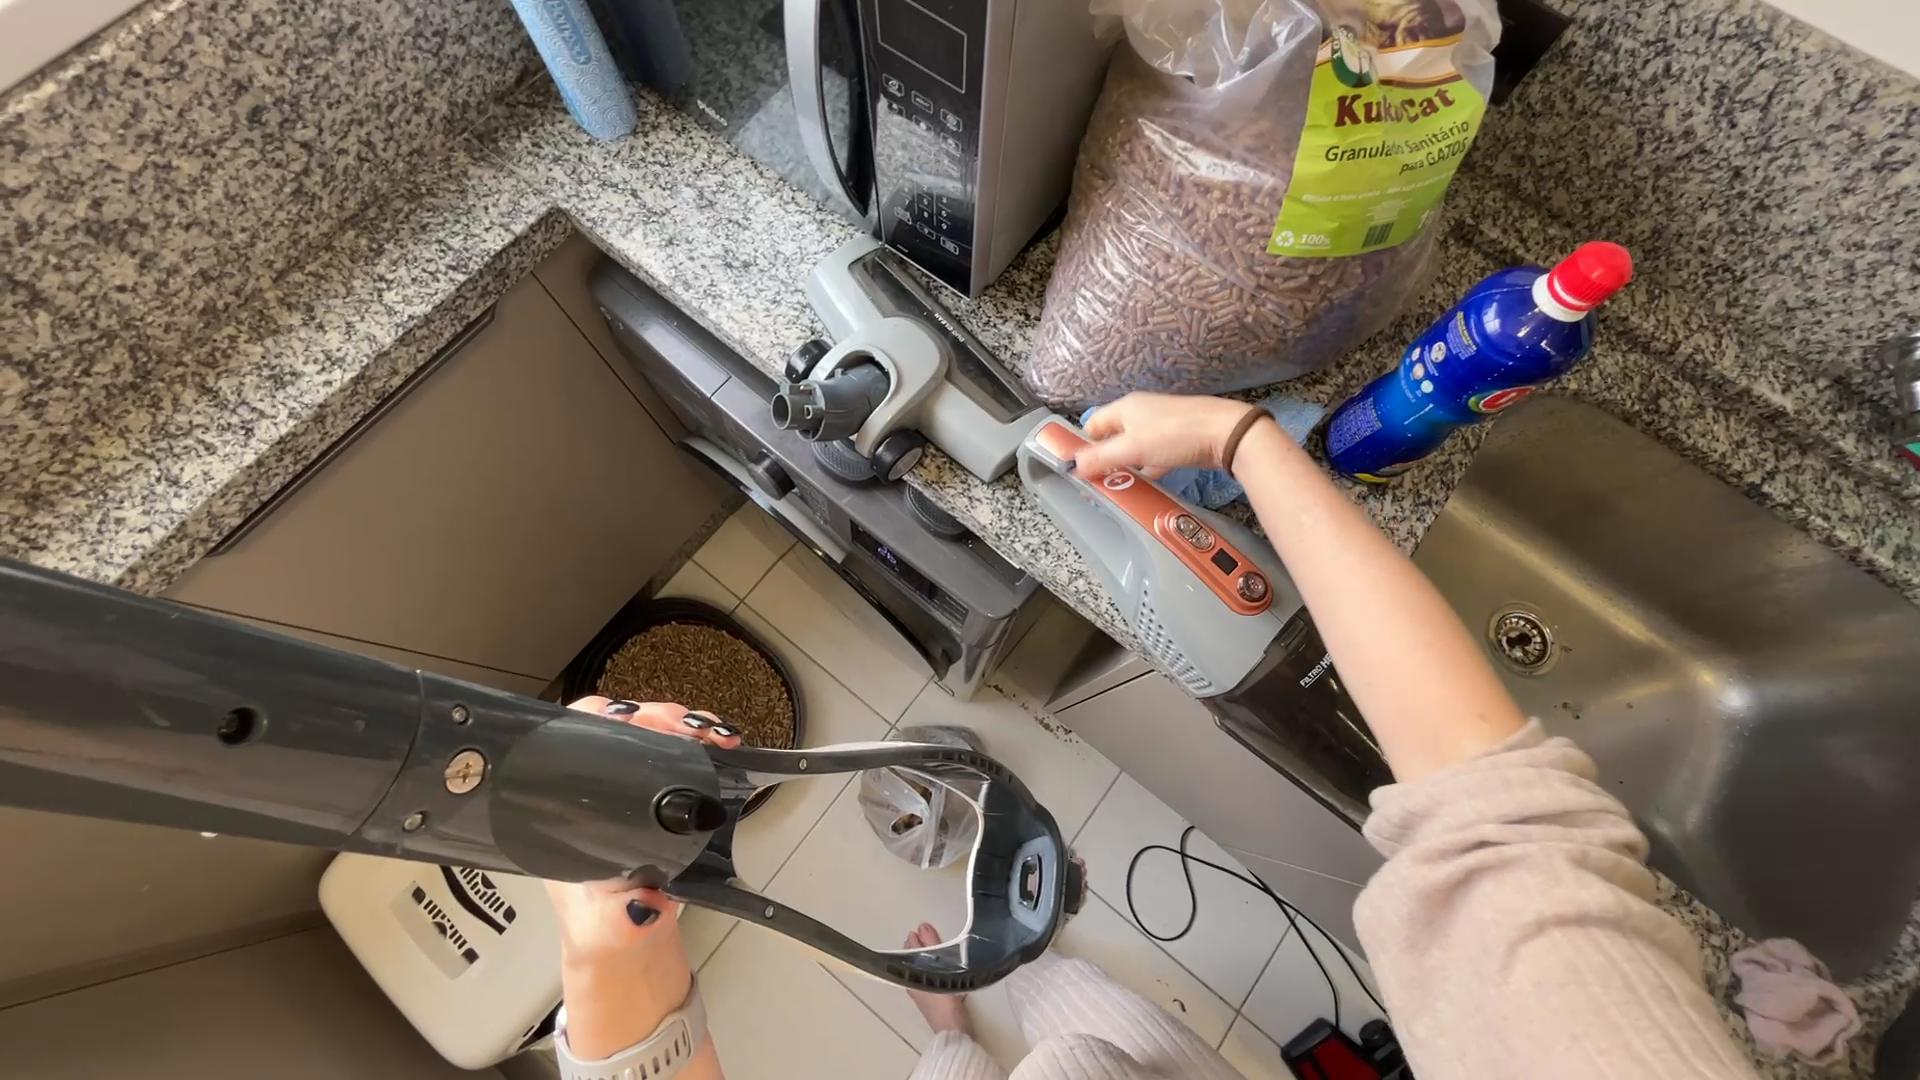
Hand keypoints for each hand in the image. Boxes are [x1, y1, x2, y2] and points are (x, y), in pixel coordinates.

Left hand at [544, 696, 740, 971]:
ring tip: (716, 732)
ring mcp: (634, 789)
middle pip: (621, 727)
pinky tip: (723, 741)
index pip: (570, 741)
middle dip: (659, 716)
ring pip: (654, 734)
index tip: (633, 718)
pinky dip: (704, 741)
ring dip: (686, 723)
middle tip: (693, 728)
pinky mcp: (665, 794)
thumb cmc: (603, 931)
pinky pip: (682, 753)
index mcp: (566, 812)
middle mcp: (597, 791)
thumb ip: (620, 923)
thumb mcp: (606, 932)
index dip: (601, 719)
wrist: (628, 944)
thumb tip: (644, 905)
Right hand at [1073, 393, 1262, 476]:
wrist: (1227, 434)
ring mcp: (1161, 425)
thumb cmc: (1175, 435)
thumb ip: (1101, 458)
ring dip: (1127, 465)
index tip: (1080, 469)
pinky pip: (1154, 453)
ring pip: (1134, 447)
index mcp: (1125, 408)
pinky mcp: (1178, 438)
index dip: (1083, 446)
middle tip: (1099, 482)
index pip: (1092, 425)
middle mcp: (1141, 412)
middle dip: (1105, 459)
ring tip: (1120, 486)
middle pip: (1112, 436)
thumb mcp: (1132, 448)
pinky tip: (1149, 481)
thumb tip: (1073, 466)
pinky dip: (1148, 466)